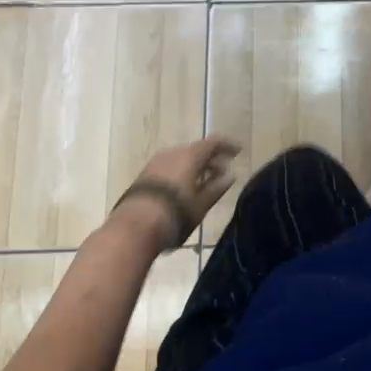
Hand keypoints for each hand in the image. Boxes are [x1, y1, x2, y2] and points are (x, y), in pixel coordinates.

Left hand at [109, 135, 240, 251]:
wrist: (132, 228)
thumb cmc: (174, 215)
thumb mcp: (200, 205)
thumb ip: (216, 188)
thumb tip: (230, 175)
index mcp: (190, 155)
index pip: (213, 142)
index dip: (227, 145)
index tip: (238, 152)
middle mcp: (173, 153)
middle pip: (196, 150)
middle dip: (211, 160)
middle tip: (222, 173)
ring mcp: (156, 163)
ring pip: (182, 159)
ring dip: (195, 167)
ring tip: (204, 184)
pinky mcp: (144, 176)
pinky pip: (169, 167)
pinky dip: (181, 173)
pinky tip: (184, 190)